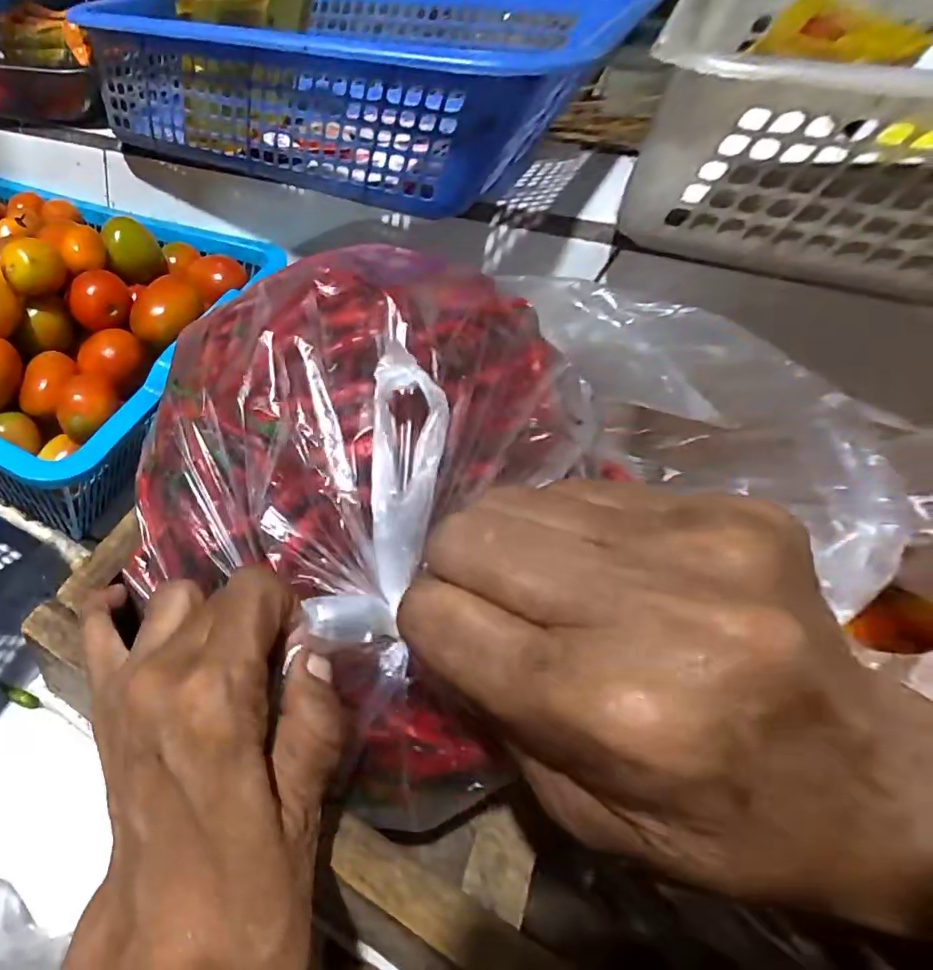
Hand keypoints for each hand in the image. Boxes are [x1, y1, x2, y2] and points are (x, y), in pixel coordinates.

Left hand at [65, 567, 343, 969]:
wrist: (168, 932)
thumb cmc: (248, 888)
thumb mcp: (303, 811)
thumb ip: (313, 721)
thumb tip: (316, 650)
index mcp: (215, 695)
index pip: (248, 591)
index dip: (283, 606)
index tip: (299, 642)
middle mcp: (161, 671)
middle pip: (210, 595)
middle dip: (248, 615)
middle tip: (270, 663)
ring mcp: (122, 680)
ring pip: (165, 599)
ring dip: (198, 613)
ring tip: (219, 656)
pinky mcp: (99, 696)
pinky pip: (93, 625)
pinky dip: (113, 608)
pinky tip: (134, 613)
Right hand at [398, 481, 932, 936]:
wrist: (896, 796)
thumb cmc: (717, 819)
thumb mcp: (572, 807)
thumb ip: (481, 709)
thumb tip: (426, 625)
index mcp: (603, 703)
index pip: (433, 611)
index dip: (429, 627)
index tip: (455, 644)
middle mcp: (651, 614)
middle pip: (459, 539)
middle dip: (452, 573)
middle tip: (491, 607)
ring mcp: (698, 550)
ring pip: (505, 504)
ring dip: (501, 544)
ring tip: (547, 586)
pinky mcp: (730, 512)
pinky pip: (571, 492)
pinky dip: (561, 528)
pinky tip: (603, 568)